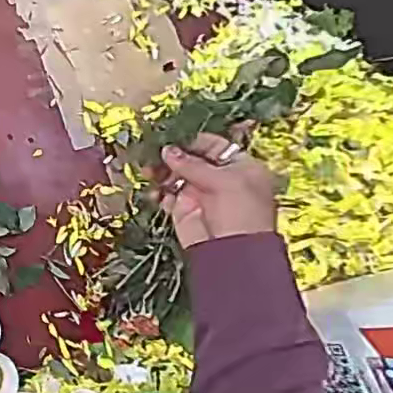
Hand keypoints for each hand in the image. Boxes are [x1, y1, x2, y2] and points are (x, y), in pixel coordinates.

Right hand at [160, 133, 283, 247]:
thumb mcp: (225, 181)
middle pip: (190, 160)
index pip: (214, 146)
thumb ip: (194, 164)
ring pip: (175, 176)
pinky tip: (152, 189)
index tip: (174, 138)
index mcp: (240, 168)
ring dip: (161, 172)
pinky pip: (166, 195)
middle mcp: (219, 179)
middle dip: (173, 156)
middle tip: (155, 153)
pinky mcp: (183, 210)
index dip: (194, 141)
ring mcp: (200, 194)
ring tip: (148, 170)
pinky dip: (157, 191)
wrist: (234, 254)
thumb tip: (168, 151)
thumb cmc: (244, 215)